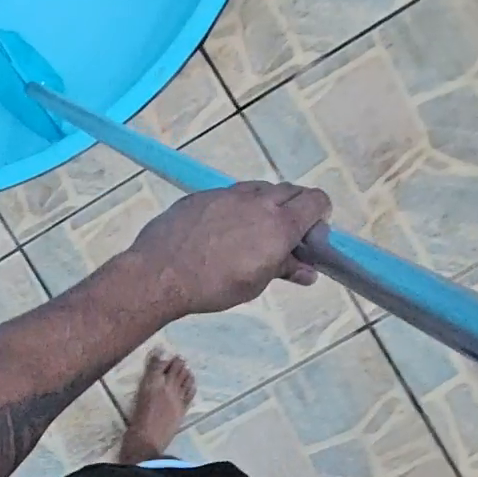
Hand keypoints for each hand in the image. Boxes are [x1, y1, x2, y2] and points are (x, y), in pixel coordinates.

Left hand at [127, 181, 328, 316]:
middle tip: (281, 233)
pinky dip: (232, 206)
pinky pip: (226, 194)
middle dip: (293, 208)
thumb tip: (307, 271)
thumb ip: (283, 269)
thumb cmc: (210, 287)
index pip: (316, 201)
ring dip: (262, 204)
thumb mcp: (254, 284)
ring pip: (258, 189)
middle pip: (290, 191)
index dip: (318, 215)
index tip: (310, 232)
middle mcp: (257, 202)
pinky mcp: (200, 196)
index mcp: (279, 224)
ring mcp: (226, 195)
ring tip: (248, 231)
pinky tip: (217, 229)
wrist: (159, 275)